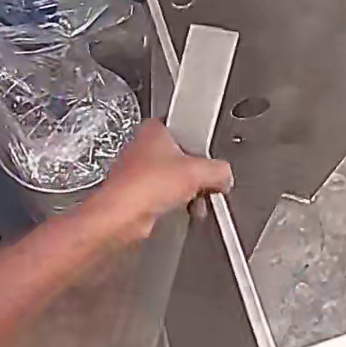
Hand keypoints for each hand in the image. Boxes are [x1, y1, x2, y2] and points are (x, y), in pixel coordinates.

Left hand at [86, 121, 232, 243]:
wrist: (120, 217)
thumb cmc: (144, 186)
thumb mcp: (197, 172)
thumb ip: (219, 170)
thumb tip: (225, 175)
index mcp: (154, 129)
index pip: (187, 129)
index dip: (203, 144)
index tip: (211, 157)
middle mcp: (144, 147)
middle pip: (183, 157)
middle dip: (197, 173)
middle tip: (203, 182)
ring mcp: (139, 170)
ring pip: (174, 178)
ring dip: (188, 191)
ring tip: (192, 199)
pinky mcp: (138, 193)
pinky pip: (165, 195)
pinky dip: (175, 203)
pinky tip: (179, 209)